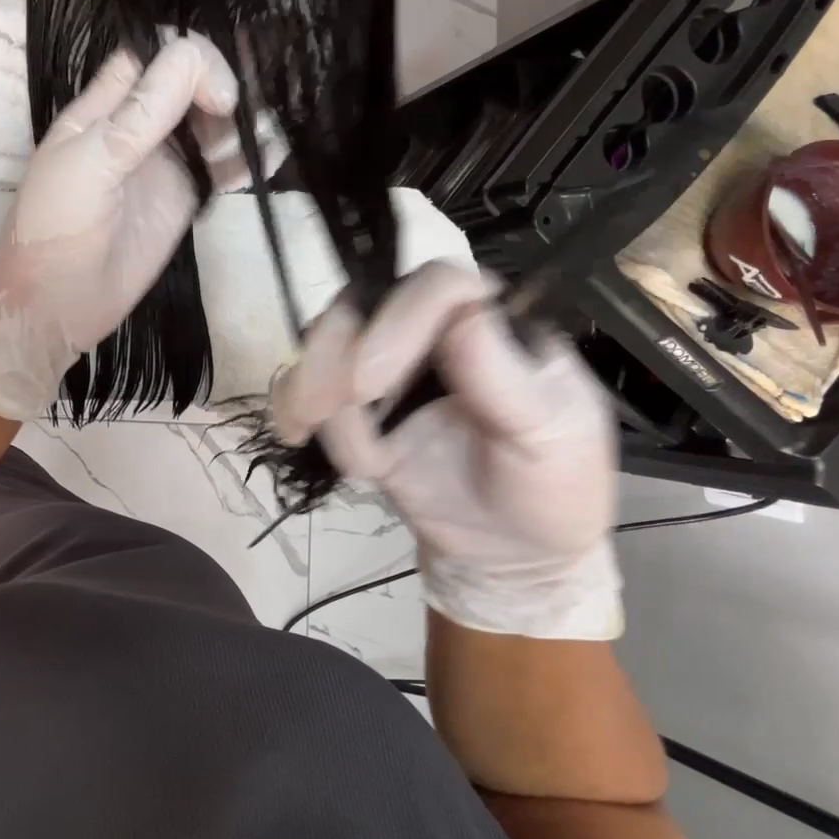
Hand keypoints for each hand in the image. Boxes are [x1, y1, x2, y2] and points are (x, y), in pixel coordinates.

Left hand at [0, 34, 244, 419]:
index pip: (153, 56)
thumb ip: (140, 114)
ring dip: (239, 121)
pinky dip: (245, 158)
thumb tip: (190, 55)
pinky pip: (221, 165)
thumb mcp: (92, 164)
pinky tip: (259, 165)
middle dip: (224, 83)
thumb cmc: (56, 228)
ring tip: (251, 147)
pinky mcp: (184, 196)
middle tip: (237, 116)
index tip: (214, 93)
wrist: (55, 304)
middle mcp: (137, 126)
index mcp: (102, 109)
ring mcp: (163, 161)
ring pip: (211, 120)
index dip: (188, 57)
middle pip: (191, 81)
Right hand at [271, 261, 623, 640]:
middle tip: (322, 416)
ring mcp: (385, 361)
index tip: (369, 386)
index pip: (438, 288)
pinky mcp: (349, 398)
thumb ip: (506, 380)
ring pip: (322, 340)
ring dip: (314, 393)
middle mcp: (433, 329)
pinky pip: (299, 379)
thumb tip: (463, 313)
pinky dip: (288, 405)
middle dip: (332, 361)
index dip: (394, 323)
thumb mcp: (551, 440)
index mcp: (496, 324)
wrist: (506, 551)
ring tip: (354, 462)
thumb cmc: (550, 492)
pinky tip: (298, 436)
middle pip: (361, 304)